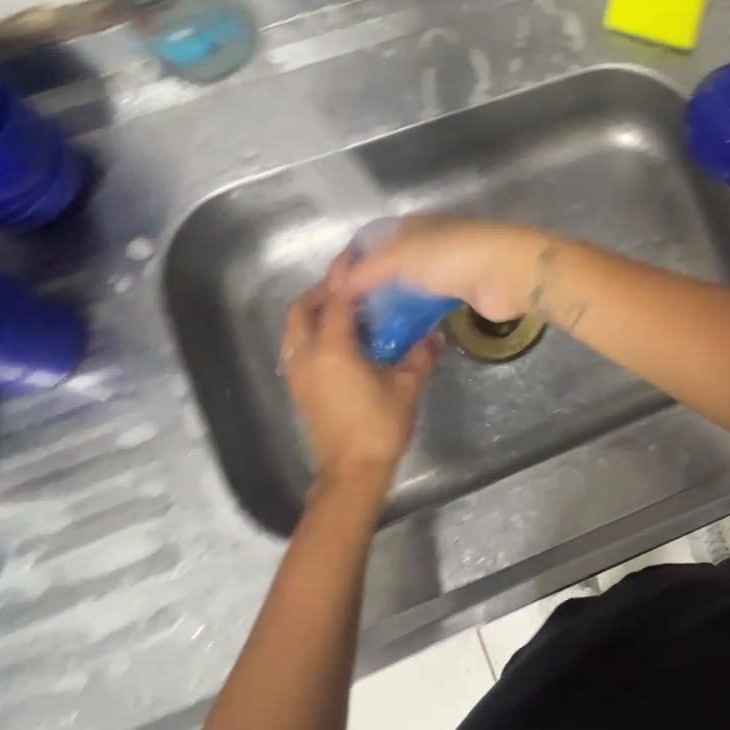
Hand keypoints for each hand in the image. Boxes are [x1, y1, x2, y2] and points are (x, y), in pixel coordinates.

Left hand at [282, 260, 439, 485]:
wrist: (352, 470)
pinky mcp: (301, 389)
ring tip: (344, 312)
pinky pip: (299, 349)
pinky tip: (341, 342)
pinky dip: (313, 335)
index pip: (334, 301)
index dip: (346, 279)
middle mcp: (307, 356)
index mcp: (331, 349)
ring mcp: (299, 374)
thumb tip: (435, 335)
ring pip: (295, 331)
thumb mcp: (407, 387)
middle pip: (300, 311)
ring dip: (313, 314)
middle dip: (320, 292)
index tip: (358, 260)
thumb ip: (420, 356)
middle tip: (348, 286)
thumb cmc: (379, 425)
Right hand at [330, 218, 551, 322]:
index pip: (367, 241)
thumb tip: (338, 288)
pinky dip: (410, 314)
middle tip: (345, 315)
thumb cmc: (453, 256)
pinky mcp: (459, 293)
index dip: (347, 263)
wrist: (508, 273)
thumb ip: (368, 270)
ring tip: (365, 327)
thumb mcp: (402, 256)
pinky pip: (426, 303)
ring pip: (406, 286)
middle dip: (365, 286)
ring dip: (388, 303)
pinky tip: (396, 331)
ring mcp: (443, 270)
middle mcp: (423, 244)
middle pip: (385, 265)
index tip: (332, 291)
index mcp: (408, 227)